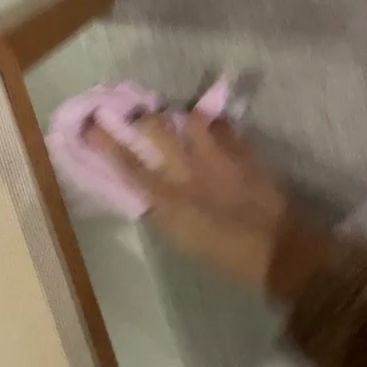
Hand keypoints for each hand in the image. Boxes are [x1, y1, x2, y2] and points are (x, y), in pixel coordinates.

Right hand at [85, 111, 288, 290]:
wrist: (274, 247)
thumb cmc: (223, 252)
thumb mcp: (181, 237)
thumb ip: (162, 208)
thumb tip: (148, 188)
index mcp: (167, 199)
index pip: (128, 165)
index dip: (107, 143)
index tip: (92, 125)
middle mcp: (187, 171)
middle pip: (156, 130)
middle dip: (141, 118)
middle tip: (135, 114)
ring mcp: (217, 155)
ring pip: (191, 120)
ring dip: (182, 117)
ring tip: (179, 118)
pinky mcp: (241, 149)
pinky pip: (223, 126)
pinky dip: (214, 124)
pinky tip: (211, 124)